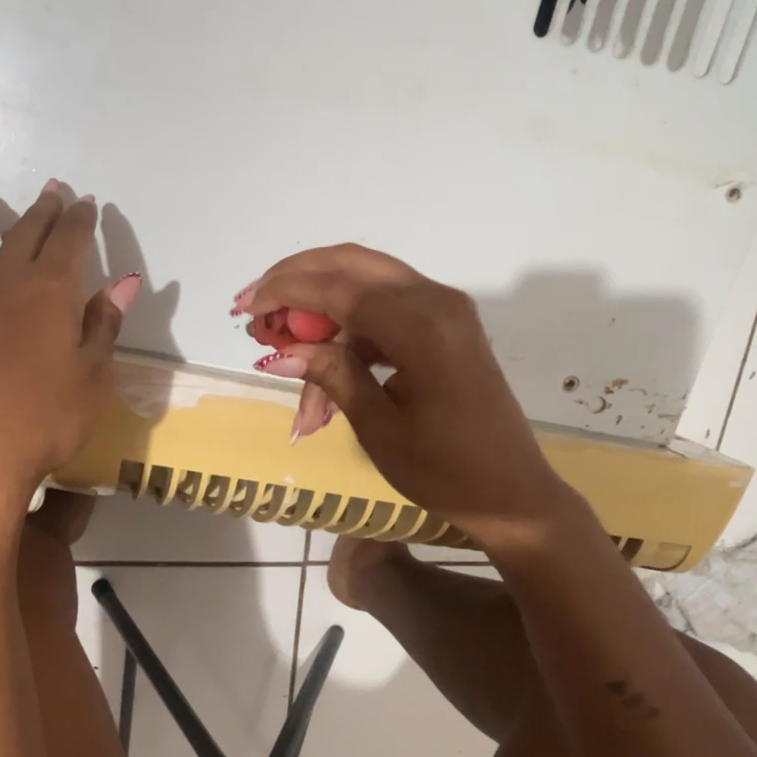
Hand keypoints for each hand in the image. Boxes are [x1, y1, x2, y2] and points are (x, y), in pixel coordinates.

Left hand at [0, 181, 140, 509]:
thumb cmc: (45, 418)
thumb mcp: (92, 377)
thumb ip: (103, 327)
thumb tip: (121, 283)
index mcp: (52, 292)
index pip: (70, 243)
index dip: (80, 221)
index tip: (85, 202)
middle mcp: (6, 287)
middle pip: (24, 239)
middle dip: (41, 213)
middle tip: (50, 189)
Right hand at [238, 245, 581, 543]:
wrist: (511, 492)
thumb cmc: (444, 471)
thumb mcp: (378, 428)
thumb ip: (332, 375)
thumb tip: (281, 348)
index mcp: (422, 327)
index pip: (339, 287)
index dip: (285, 292)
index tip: (244, 310)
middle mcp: (436, 301)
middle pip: (351, 265)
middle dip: (296, 282)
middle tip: (254, 311)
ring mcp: (444, 310)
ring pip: (365, 285)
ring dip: (319, 312)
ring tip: (282, 353)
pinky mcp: (444, 325)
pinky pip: (384, 309)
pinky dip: (347, 330)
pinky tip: (321, 367)